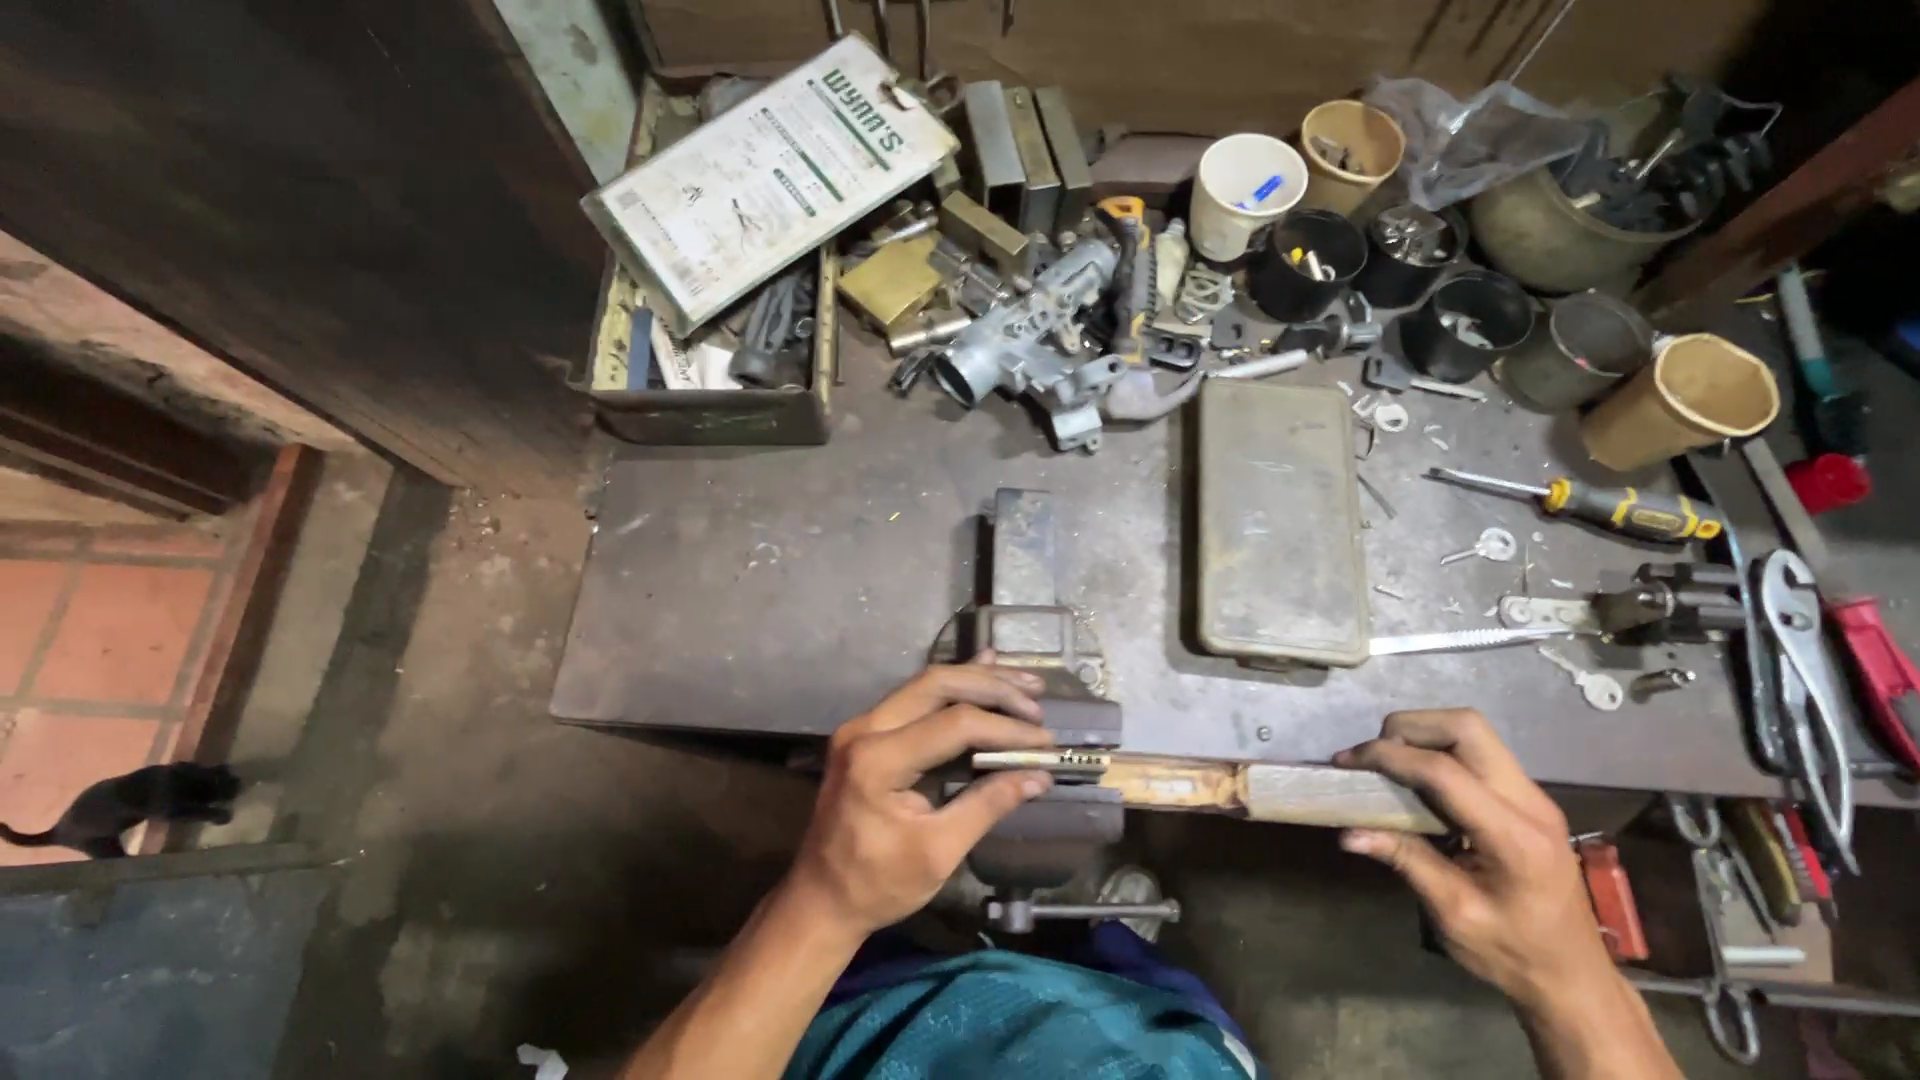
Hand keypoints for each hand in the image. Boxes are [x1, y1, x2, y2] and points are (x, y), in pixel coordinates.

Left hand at [782, 653, 1056, 937]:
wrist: (820, 899)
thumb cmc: (877, 883)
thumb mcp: (938, 852)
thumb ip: (987, 805)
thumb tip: (1038, 776)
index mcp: (878, 760)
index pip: (955, 724)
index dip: (1006, 728)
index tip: (1045, 741)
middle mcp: (865, 729)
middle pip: (937, 685)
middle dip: (993, 687)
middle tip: (1037, 700)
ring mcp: (862, 727)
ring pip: (927, 684)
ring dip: (977, 680)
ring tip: (1024, 684)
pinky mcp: (867, 733)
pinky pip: (915, 697)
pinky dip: (953, 688)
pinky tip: (985, 669)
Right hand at [1334, 709, 1613, 1008]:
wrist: (1573, 977)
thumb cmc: (1513, 953)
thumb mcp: (1453, 913)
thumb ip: (1405, 861)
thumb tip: (1348, 832)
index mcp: (1514, 837)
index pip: (1445, 771)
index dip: (1390, 757)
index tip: (1347, 763)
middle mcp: (1529, 803)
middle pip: (1467, 727)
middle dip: (1410, 728)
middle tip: (1373, 755)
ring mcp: (1532, 796)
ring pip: (1473, 731)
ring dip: (1423, 735)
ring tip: (1388, 763)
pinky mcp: (1525, 798)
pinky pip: (1478, 751)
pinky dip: (1438, 750)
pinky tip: (1414, 780)